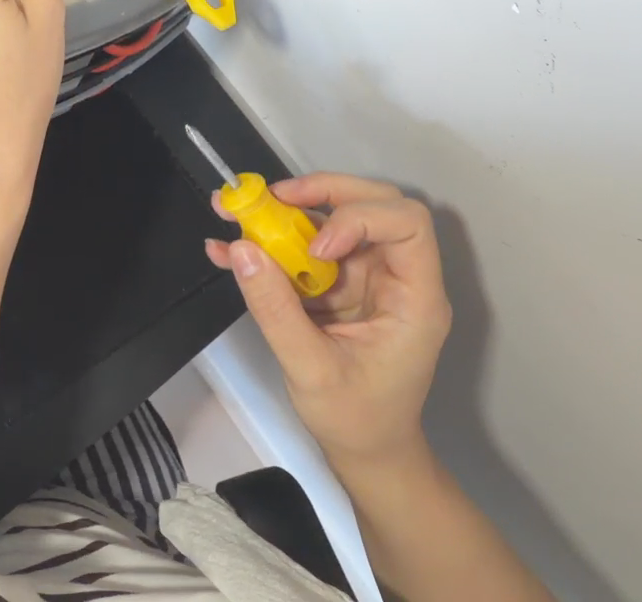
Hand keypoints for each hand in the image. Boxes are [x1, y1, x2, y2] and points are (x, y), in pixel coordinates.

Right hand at [206, 173, 450, 468]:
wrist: (366, 450)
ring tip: (234, 210)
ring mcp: (364, 277)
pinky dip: (267, 242)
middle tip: (272, 197)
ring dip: (284, 211)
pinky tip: (227, 249)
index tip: (315, 248)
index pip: (406, 225)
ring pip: (334, 218)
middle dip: (322, 192)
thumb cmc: (356, 417)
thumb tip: (240, 249)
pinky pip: (303, 248)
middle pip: (374, 204)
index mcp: (414, 297)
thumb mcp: (311, 368)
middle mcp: (394, 276)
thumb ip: (275, 309)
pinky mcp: (334, 284)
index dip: (359, 218)